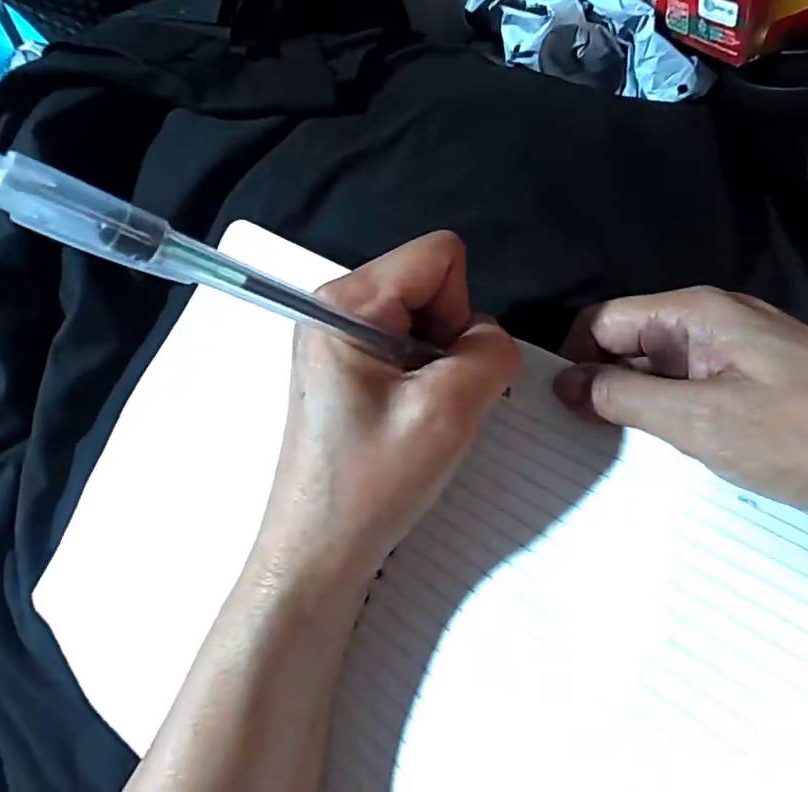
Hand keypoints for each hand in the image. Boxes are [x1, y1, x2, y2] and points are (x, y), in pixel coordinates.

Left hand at [258, 232, 520, 586]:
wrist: (318, 553)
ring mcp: (339, 335)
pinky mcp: (348, 363)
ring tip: (422, 412)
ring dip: (443, 361)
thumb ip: (490, 350)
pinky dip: (428, 374)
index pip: (439, 255)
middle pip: (432, 282)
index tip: (441, 368)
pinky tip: (411, 416)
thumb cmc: (373, 483)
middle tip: (433, 398)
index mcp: (346, 301)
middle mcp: (336, 305)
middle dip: (452, 336)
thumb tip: (490, 337)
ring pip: (427, 314)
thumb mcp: (449, 409)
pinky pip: (411, 341)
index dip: (461, 308)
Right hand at [553, 287, 807, 538]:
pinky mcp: (763, 395)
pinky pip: (698, 401)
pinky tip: (665, 465)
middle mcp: (714, 327)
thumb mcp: (706, 421)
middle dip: (601, 390)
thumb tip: (564, 385)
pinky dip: (674, 427)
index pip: (603, 320)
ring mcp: (741, 362)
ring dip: (637, 414)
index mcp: (696, 313)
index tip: (553, 414)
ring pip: (664, 378)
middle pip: (632, 346)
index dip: (574, 360)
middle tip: (571, 449)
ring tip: (609, 464)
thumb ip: (627, 400)